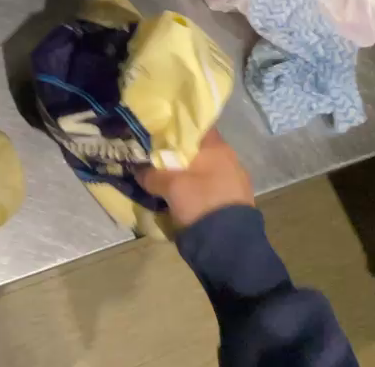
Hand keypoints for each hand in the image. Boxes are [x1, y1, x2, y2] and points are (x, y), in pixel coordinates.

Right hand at [135, 129, 253, 227]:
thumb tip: (139, 170)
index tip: (158, 132)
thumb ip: (152, 175)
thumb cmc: (201, 204)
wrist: (230, 248)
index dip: (176, 127)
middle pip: (199, 149)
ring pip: (206, 169)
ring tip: (168, 181)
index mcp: (218, 147)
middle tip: (158, 158)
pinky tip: (184, 198)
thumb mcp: (171, 187)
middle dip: (179, 153)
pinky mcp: (236, 203)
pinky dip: (198, 189)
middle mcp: (231, 159)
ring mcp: (236, 182)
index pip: (195, 126)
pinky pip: (212, 187)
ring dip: (189, 174)